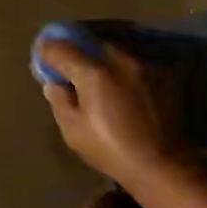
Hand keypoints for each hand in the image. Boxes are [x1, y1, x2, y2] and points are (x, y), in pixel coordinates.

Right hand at [37, 39, 189, 185]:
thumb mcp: (74, 132)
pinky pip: (137, 64)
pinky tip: (125, 87)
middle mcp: (121, 60)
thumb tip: (54, 84)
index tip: (42, 55)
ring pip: (117, 51)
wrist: (160, 163)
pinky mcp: (164, 76)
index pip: (61, 48)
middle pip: (93, 44)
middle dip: (78, 50)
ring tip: (100, 74)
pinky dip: (126, 71)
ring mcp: (146, 66)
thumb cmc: (111, 151)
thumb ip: (60, 102)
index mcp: (94, 73)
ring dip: (104, 59)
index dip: (47, 50)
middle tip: (71, 65)